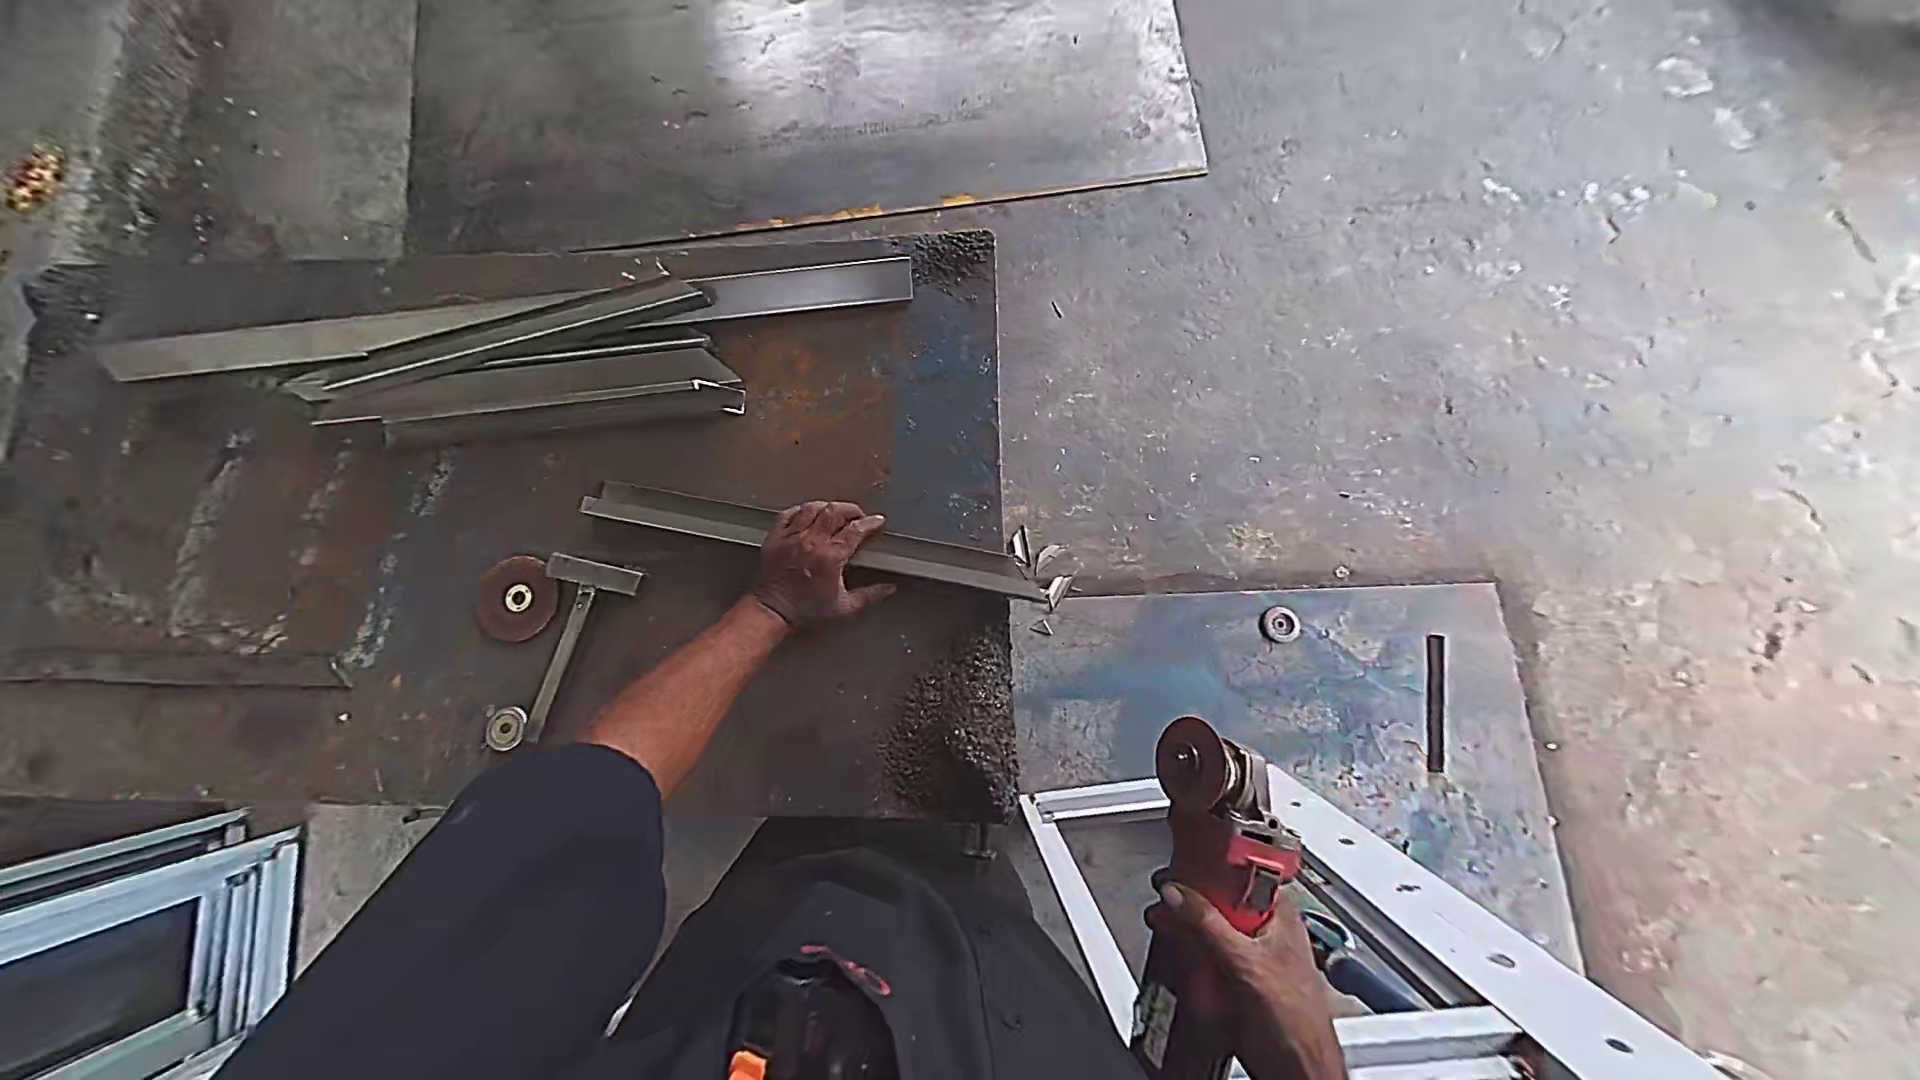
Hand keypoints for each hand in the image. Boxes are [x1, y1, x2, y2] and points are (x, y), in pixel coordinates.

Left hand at [749, 501, 895, 627]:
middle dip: (851, 509)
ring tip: (835, 513)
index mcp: (830, 557)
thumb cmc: (806, 610)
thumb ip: (870, 595)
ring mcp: (791, 538)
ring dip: (827, 507)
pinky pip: (788, 514)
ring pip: (812, 508)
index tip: (876, 521)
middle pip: (835, 511)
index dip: (870, 522)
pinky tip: (808, 515)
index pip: (855, 529)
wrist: (773, 612)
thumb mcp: (845, 607)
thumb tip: (889, 588)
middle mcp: (811, 542)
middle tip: (858, 515)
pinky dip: (800, 510)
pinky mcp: (775, 538)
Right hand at [1145, 881, 1348, 1079]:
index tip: (1182, 861)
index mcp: (1278, 916)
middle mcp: (1262, 929)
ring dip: (1183, 922)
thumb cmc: (1298, 1026)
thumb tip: (1176, 892)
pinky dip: (1187, 948)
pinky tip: (1174, 947)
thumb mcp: (1247, 964)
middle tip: (1165, 895)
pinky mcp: (1232, 975)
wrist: (1297, 1076)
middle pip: (1217, 899)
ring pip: (1208, 924)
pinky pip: (1203, 951)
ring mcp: (1247, 953)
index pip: (1239, 875)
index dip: (1209, 866)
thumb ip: (1209, 924)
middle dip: (1188, 898)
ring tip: (1162, 918)